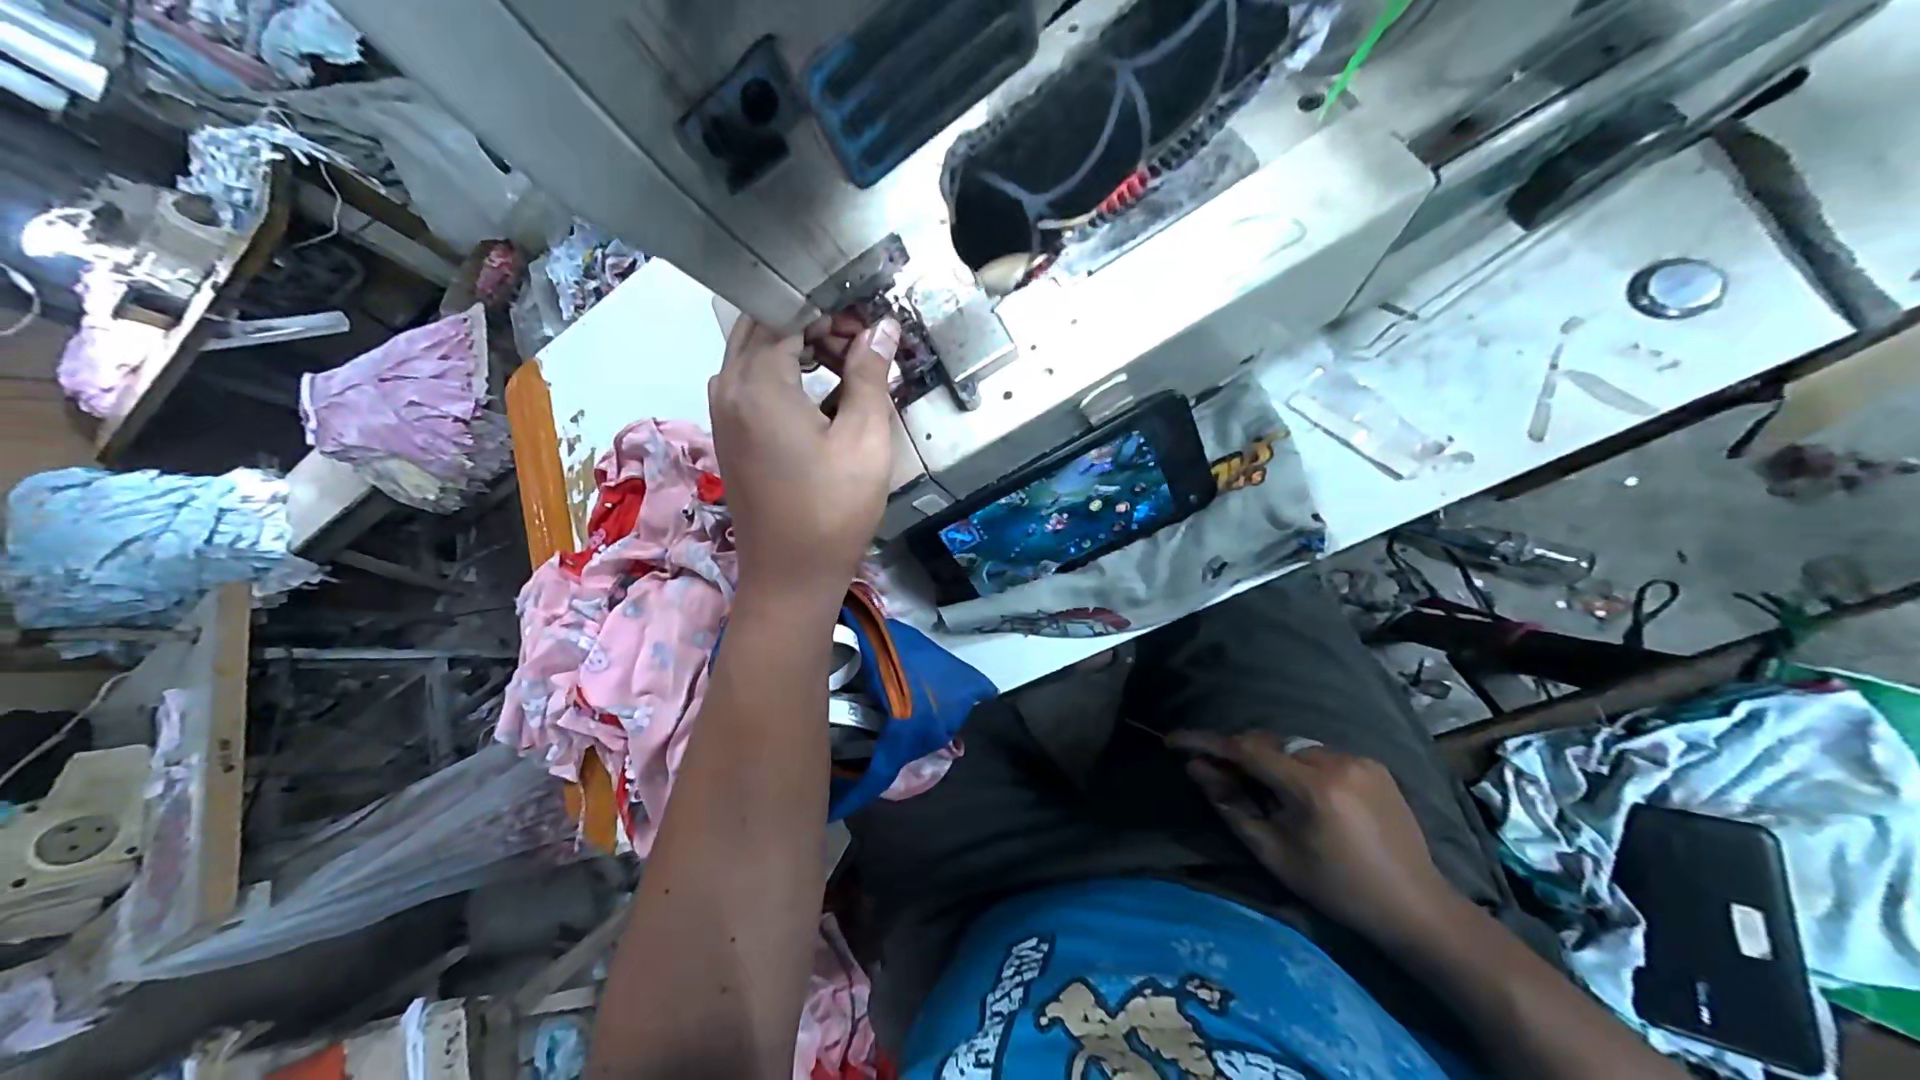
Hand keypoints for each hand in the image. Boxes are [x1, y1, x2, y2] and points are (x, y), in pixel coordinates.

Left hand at [709, 313, 900, 609]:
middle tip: (861, 343)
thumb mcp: (865, 439)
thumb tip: (883, 328)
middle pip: (764, 324)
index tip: (871, 326)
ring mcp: (721, 410)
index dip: (832, 309)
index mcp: (758, 383)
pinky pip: (750, 379)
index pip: (789, 311)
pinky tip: (820, 393)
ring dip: (797, 344)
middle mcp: (727, 386)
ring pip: (754, 350)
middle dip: (813, 321)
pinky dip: (782, 371)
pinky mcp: (727, 431)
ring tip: (846, 366)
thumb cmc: (833, 510)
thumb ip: (870, 375)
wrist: (791, 574)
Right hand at [1170, 731, 1455, 945]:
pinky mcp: (1374, 764)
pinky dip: (1298, 764)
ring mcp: (1359, 758)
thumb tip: (1196, 768)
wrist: (1414, 906)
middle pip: (1267, 741)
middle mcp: (1336, 760)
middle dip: (1236, 752)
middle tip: (1213, 771)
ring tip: (1259, 786)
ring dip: (1268, 757)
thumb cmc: (1336, 888)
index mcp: (1312, 787)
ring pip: (1292, 745)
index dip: (1204, 742)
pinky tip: (1299, 791)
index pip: (1245, 748)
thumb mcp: (1273, 852)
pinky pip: (1320, 753)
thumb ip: (1231, 805)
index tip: (1173, 740)